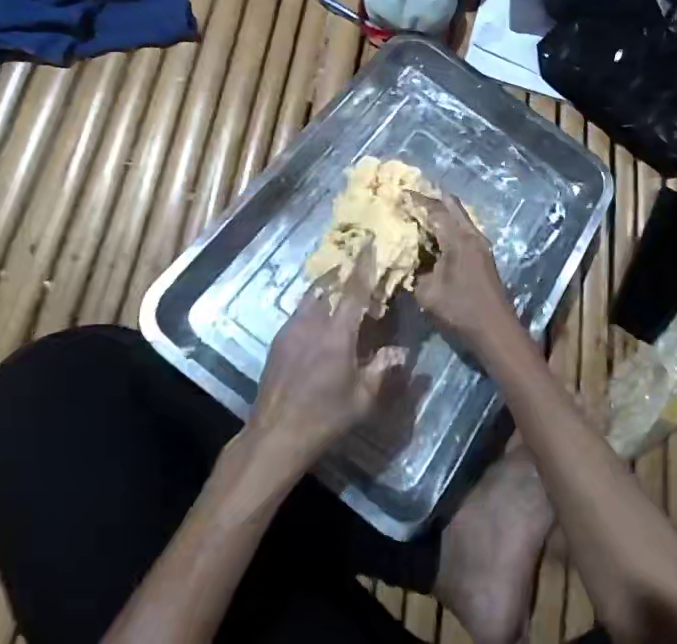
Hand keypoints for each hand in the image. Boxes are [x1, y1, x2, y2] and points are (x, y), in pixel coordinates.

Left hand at [249, 270, 406, 464]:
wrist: (275, 434)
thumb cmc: (324, 418)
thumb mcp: (362, 399)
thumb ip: (382, 370)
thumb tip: (401, 351)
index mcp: (336, 335)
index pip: (353, 291)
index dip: (364, 265)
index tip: (370, 242)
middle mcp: (312, 323)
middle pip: (329, 287)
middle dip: (344, 274)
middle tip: (357, 268)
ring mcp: (291, 329)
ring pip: (312, 298)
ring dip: (327, 291)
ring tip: (340, 292)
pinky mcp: (278, 339)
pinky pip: (300, 313)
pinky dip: (313, 309)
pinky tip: (320, 323)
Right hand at [410, 192, 518, 347]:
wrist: (495, 330)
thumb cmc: (460, 310)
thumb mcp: (426, 292)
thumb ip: (413, 270)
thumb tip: (404, 258)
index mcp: (458, 239)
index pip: (435, 210)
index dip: (416, 201)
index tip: (399, 194)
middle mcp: (472, 235)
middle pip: (452, 206)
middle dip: (431, 199)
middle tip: (411, 198)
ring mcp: (481, 244)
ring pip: (459, 217)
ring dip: (441, 212)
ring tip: (419, 213)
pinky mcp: (483, 255)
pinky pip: (463, 229)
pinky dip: (448, 225)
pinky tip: (434, 234)